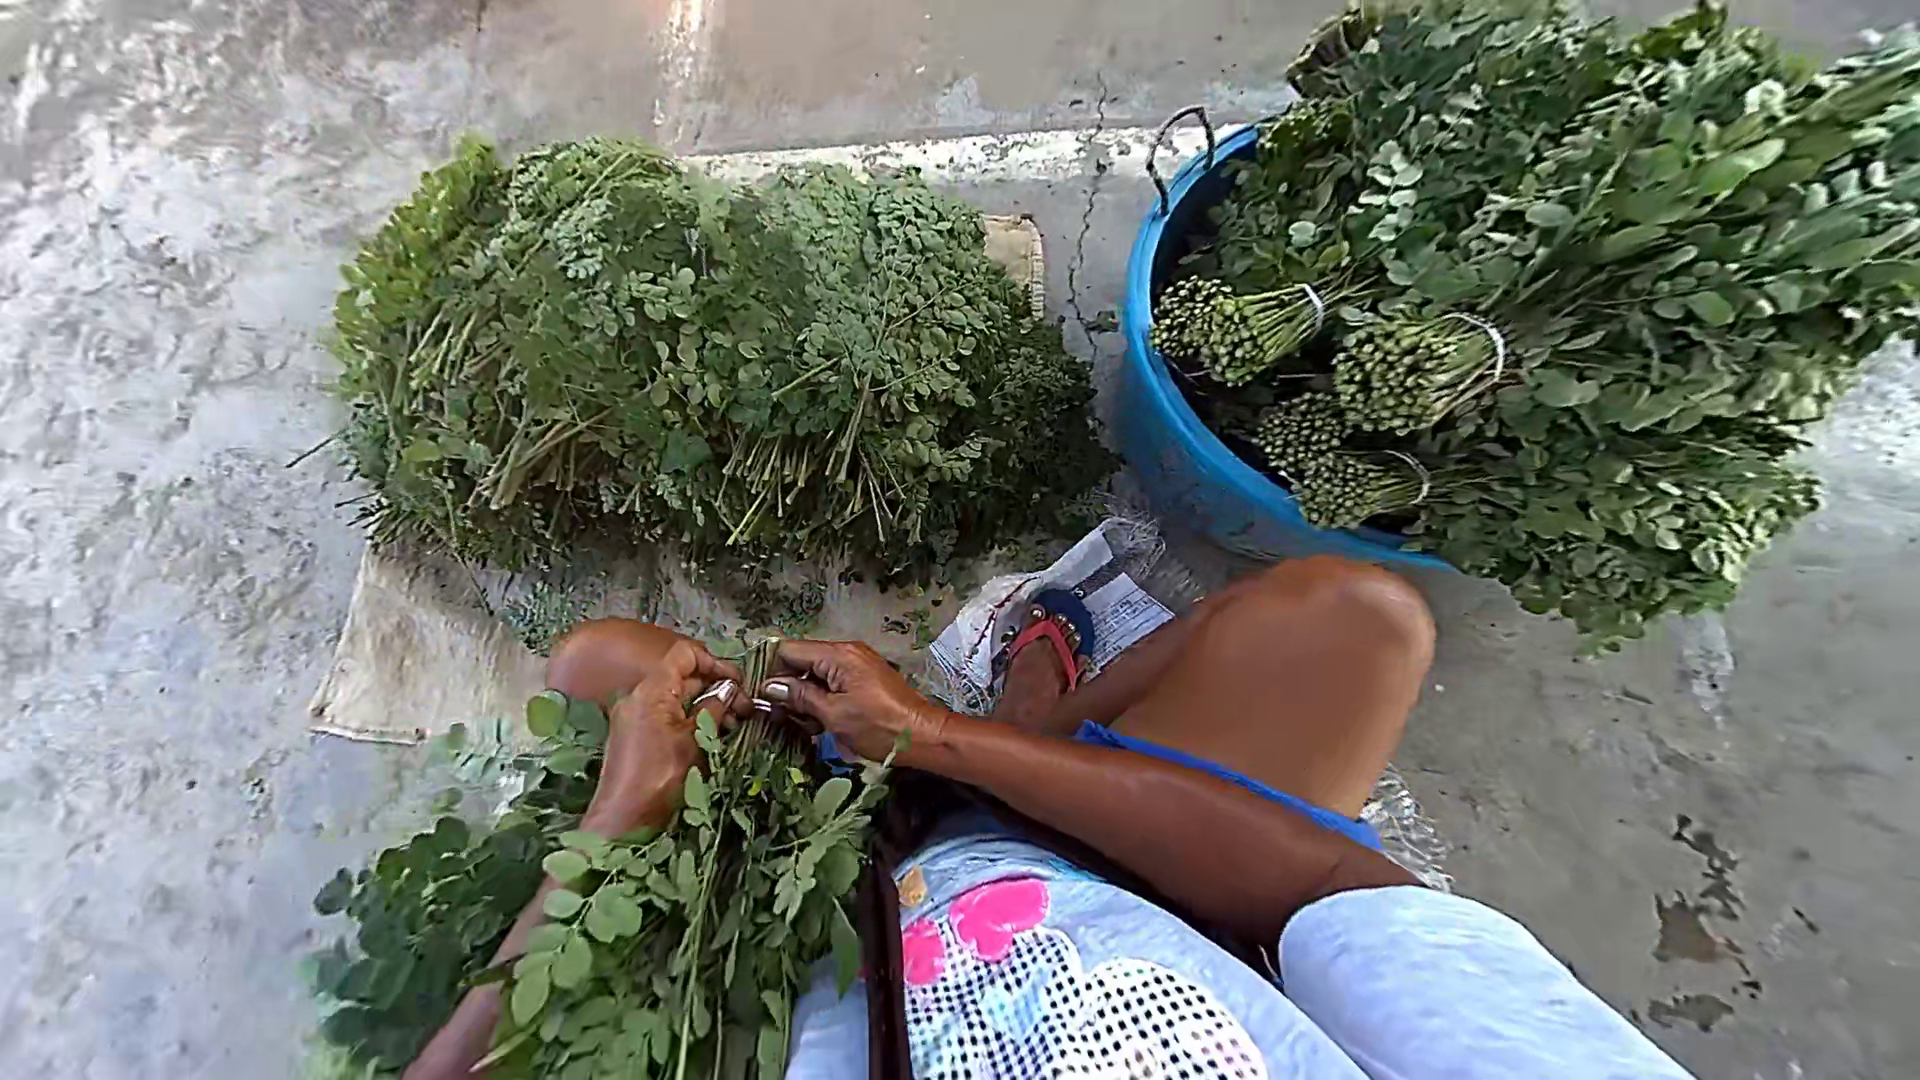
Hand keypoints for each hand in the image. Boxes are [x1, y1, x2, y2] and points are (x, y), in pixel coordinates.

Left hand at [582, 640, 741, 835]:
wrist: (623, 823)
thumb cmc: (660, 777)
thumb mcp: (695, 738)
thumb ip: (715, 706)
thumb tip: (730, 689)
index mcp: (651, 690)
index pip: (686, 654)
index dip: (715, 662)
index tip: (738, 681)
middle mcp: (639, 697)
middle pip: (684, 675)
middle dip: (717, 686)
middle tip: (745, 707)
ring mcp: (636, 716)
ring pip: (679, 696)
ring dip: (709, 704)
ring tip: (734, 722)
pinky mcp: (638, 734)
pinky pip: (669, 713)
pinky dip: (693, 718)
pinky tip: (713, 734)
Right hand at [762, 640, 952, 763]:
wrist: (921, 735)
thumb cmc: (878, 726)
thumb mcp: (833, 714)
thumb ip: (800, 696)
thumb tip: (769, 687)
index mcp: (838, 654)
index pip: (790, 649)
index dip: (770, 670)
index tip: (757, 695)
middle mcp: (847, 651)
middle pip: (802, 660)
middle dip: (786, 686)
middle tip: (773, 715)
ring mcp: (856, 664)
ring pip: (815, 673)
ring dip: (803, 696)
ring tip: (797, 723)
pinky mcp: (863, 678)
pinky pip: (831, 681)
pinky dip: (820, 698)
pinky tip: (815, 722)